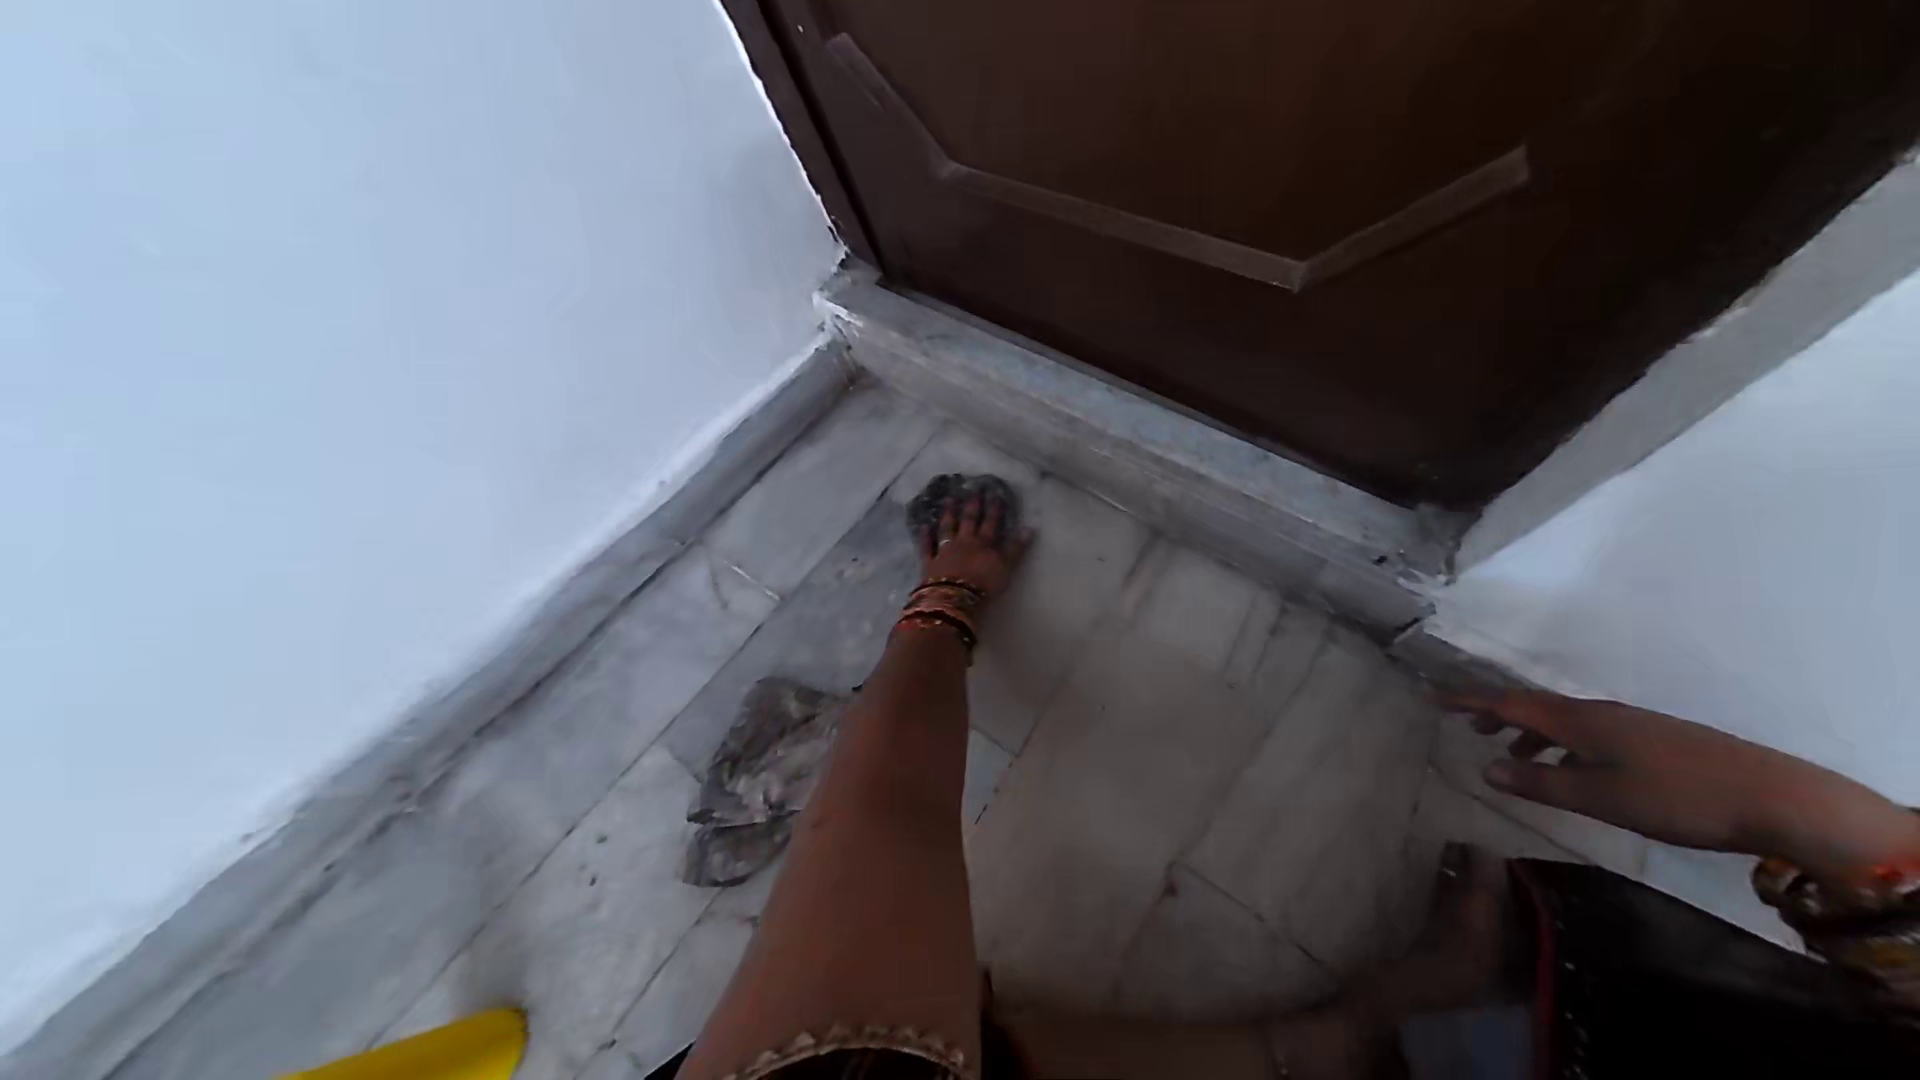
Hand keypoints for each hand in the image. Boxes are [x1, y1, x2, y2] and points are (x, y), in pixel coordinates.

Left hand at [913, 490, 1030, 600]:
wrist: (954, 596)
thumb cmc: (983, 584)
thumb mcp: (1006, 567)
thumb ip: (1016, 548)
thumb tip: (1029, 528)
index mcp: (983, 544)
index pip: (991, 523)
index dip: (994, 509)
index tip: (995, 493)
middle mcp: (964, 542)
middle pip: (968, 521)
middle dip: (972, 506)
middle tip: (972, 490)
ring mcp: (945, 550)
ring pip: (947, 528)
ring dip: (949, 514)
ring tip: (949, 499)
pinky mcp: (930, 562)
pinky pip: (927, 547)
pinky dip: (925, 537)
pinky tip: (923, 526)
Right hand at [1446, 690, 1919, 881]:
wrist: (1783, 799)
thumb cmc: (1677, 796)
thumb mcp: (1600, 797)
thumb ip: (1540, 783)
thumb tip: (1485, 769)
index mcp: (1577, 720)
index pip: (1508, 702)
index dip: (1470, 700)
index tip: (1436, 699)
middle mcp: (1597, 712)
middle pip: (1534, 705)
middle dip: (1498, 713)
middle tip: (1472, 727)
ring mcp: (1629, 723)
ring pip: (1563, 719)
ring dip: (1532, 731)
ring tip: (1516, 754)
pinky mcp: (1654, 737)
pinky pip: (1588, 729)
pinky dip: (1562, 740)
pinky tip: (1574, 766)